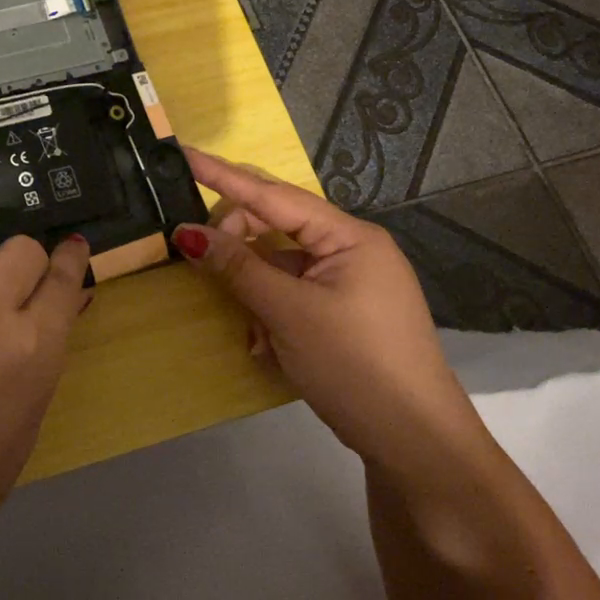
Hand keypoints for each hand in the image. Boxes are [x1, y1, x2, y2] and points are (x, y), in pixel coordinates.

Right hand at [173, 148, 484, 471]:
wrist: (418, 445)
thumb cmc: (355, 365)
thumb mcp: (287, 313)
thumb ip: (236, 267)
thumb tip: (186, 231)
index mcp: (349, 237)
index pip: (272, 194)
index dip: (223, 175)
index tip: (181, 154)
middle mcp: (351, 250)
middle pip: (275, 226)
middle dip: (236, 243)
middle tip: (197, 257)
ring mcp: (350, 282)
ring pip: (279, 263)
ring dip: (252, 287)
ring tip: (246, 327)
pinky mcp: (344, 313)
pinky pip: (292, 292)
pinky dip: (270, 310)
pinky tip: (264, 345)